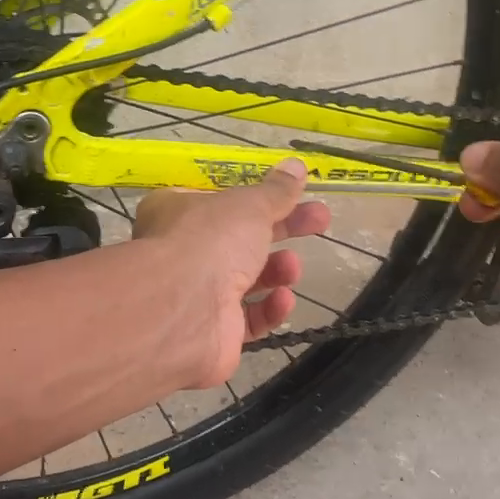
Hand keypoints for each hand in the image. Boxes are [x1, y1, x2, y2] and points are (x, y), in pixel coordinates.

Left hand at [133, 159, 330, 386]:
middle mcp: (184, 251)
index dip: (258, 197)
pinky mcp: (214, 332)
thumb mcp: (249, 205)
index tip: (294, 193)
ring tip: (291, 266)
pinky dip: (269, 309)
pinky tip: (282, 299)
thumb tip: (296, 166)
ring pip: (246, 279)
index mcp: (178, 211)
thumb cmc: (210, 240)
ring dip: (276, 270)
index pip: (220, 200)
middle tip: (321, 219)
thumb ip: (276, 191)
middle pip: (241, 237)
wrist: (184, 311)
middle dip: (282, 229)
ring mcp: (198, 294)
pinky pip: (250, 318)